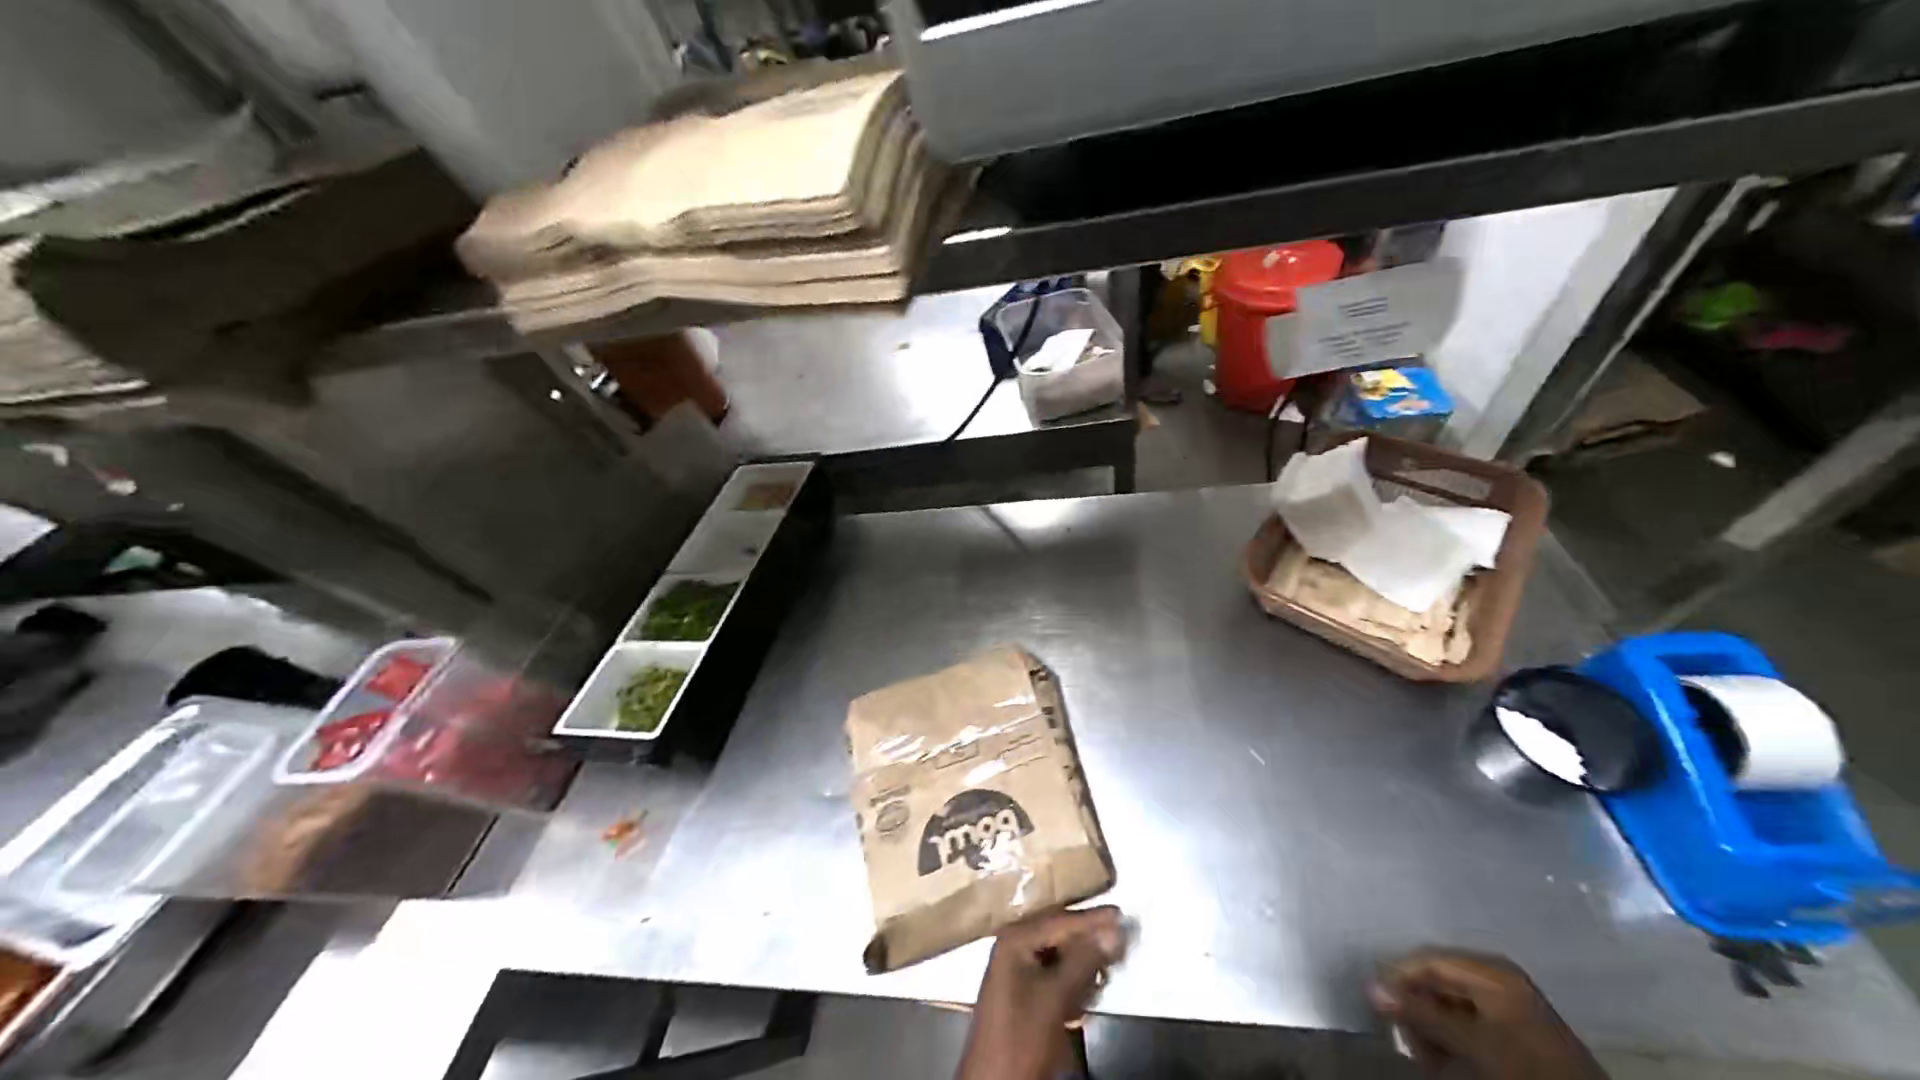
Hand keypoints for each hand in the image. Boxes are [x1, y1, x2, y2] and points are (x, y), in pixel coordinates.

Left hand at [955, 906, 1126, 1079]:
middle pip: (1059, 932)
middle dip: (1090, 935)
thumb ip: (1084, 960)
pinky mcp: (1025, 991)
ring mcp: (1017, 968)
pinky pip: (1055, 972)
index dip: (1093, 919)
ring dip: (1085, 956)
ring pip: (1060, 953)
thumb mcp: (1056, 997)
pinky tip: (1092, 982)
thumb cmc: (1022, 1036)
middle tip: (1121, 934)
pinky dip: (1075, 976)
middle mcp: (1014, 944)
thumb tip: (1114, 928)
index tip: (1122, 914)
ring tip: (1111, 958)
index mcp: (1015, 938)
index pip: (1061, 920)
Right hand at [1371, 950, 1604, 1079]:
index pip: (1429, 960)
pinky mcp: (1515, 1024)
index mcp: (1492, 971)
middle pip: (1439, 979)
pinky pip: (1469, 1017)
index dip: (1400, 978)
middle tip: (1406, 1039)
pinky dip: (1452, 1035)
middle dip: (1417, 1007)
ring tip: (1426, 1056)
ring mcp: (1509, 999)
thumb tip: (1370, 986)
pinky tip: (1446, 1057)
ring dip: (1432, 1025)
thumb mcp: (1472, 1043)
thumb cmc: (1528, 1070)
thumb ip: (1420, 1014)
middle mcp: (1499, 976)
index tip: (1379, 1004)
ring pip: (1451, 1000)